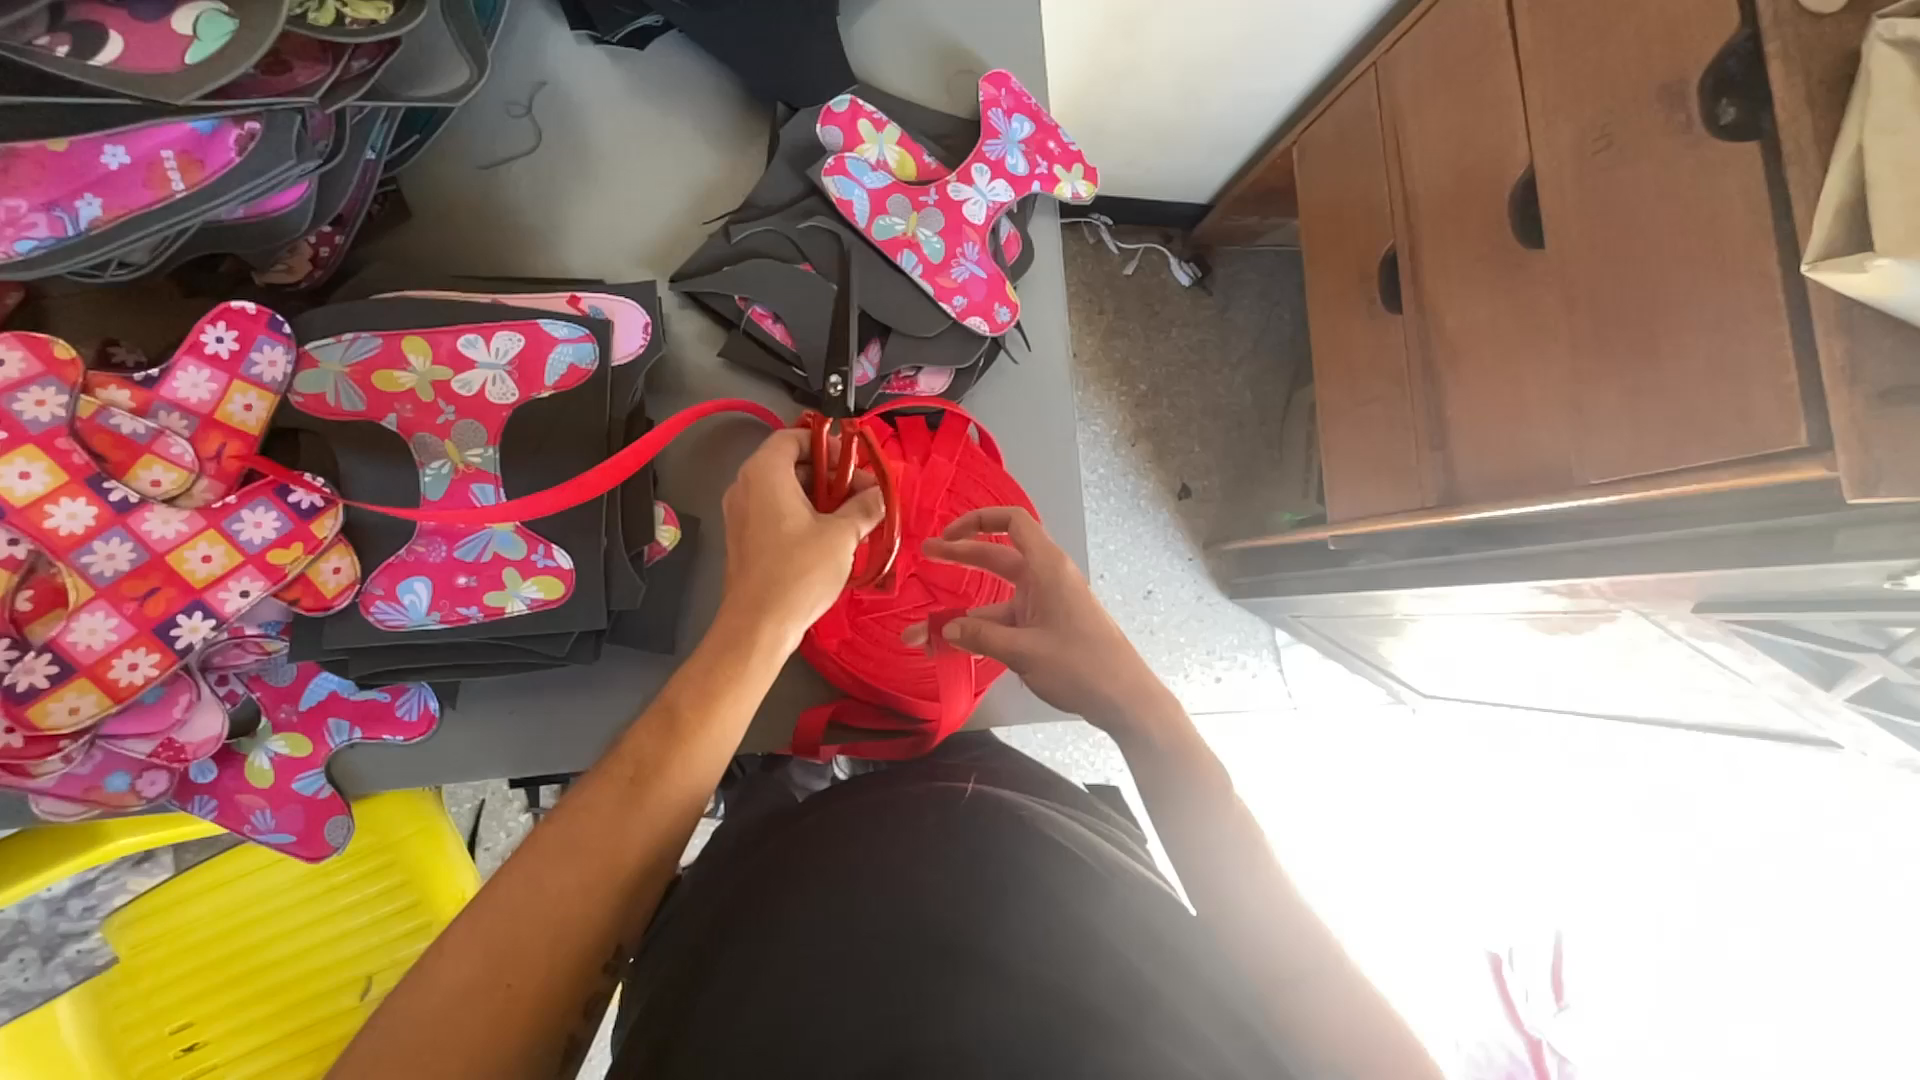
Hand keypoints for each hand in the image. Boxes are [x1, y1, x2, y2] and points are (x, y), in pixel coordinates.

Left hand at [718, 427, 884, 641]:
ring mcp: (741, 515)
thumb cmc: (798, 572)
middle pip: (791, 463)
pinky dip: (803, 516)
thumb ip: (864, 508)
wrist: (758, 625)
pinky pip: (776, 513)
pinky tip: (832, 537)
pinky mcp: (744, 540)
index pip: (794, 437)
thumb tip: (880, 496)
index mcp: (764, 473)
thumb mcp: (842, 536)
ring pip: (785, 491)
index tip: (855, 464)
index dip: (828, 445)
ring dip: (821, 498)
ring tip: (853, 517)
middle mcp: (745, 487)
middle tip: (863, 493)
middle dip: (831, 475)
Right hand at [908, 507, 1178, 737]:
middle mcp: (1046, 578)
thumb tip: (944, 630)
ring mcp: (1047, 604)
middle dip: (961, 555)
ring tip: (925, 628)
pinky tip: (955, 648)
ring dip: (964, 610)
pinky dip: (982, 630)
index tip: (949, 535)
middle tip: (925, 554)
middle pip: (998, 556)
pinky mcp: (1047, 627)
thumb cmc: (1081, 666)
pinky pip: (1008, 620)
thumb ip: (981, 638)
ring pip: (997, 597)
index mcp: (1047, 568)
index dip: (978, 521)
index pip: (1012, 522)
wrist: (1125, 698)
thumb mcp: (1024, 651)